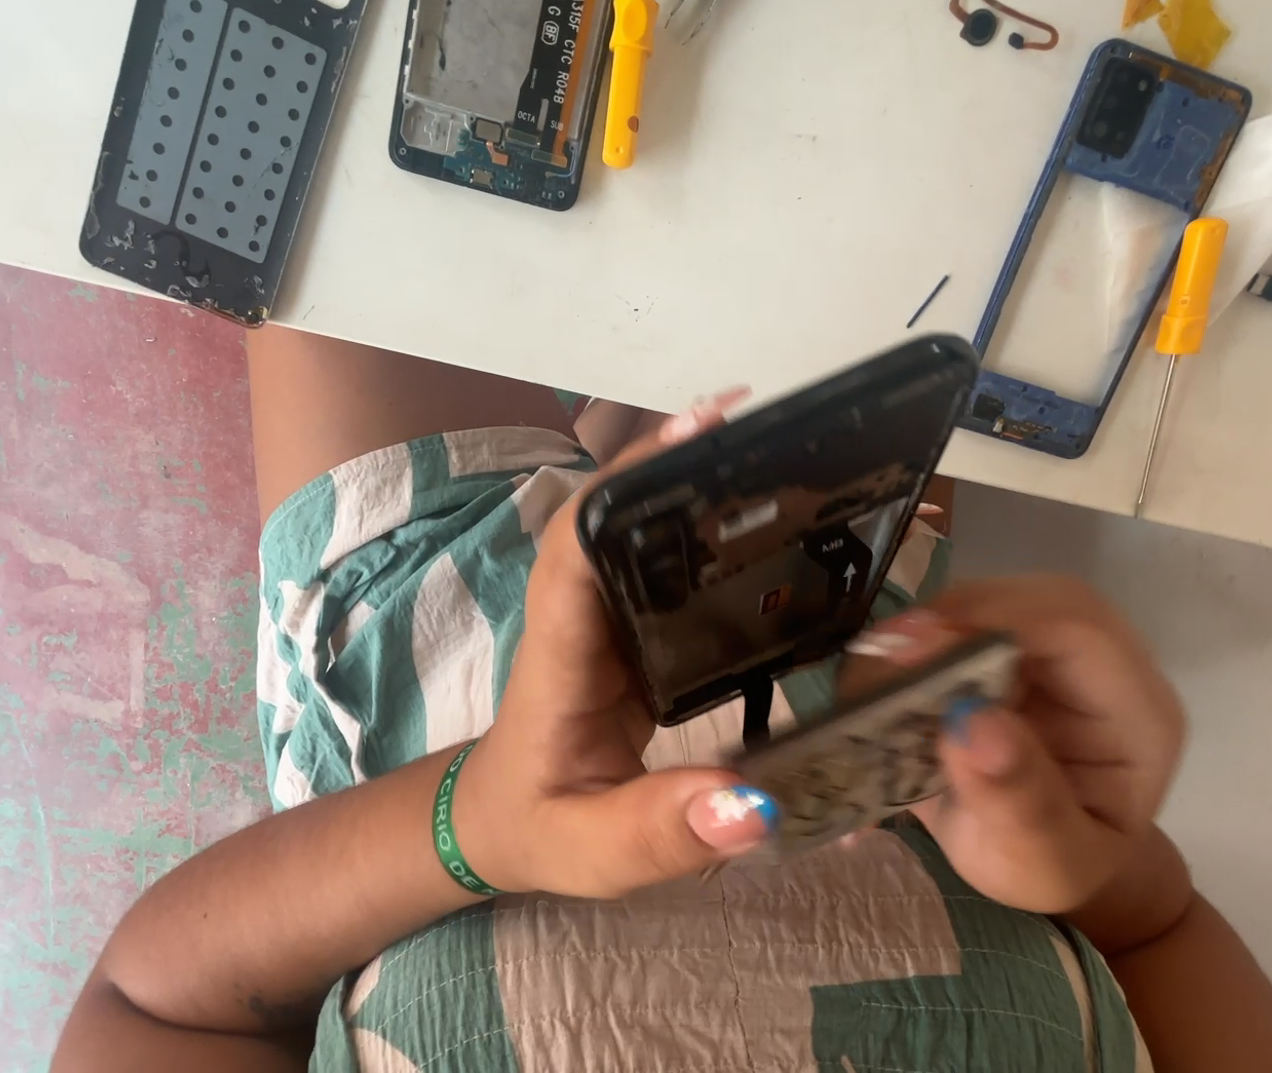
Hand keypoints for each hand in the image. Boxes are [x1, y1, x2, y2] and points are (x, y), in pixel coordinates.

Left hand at [451, 390, 781, 900]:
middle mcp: (580, 617)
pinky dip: (703, 531)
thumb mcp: (595, 851)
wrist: (504, 819)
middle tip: (753, 420)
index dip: (625, 483)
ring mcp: (606, 618)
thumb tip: (758, 802)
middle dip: (671, 461)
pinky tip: (757, 518)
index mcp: (560, 656)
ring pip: (636, 531)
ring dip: (688, 483)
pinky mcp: (632, 629)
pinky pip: (663, 566)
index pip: (576, 548)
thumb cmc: (535, 825)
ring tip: (766, 447)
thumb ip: (663, 831)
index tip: (695, 438)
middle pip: (611, 516)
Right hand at [838, 577, 1185, 914]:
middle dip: (955, 613)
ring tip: (877, 664)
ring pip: (993, 599)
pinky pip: (961, 618)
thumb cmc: (1044, 865)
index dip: (995, 621)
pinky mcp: (1002, 650)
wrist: (1030, 858)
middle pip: (1034, 598)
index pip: (1077, 630)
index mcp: (1133, 714)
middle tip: (886, 648)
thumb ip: (1019, 804)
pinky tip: (884, 668)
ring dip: (928, 624)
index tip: (913, 648)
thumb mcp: (1040, 862)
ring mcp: (1048, 653)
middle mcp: (1096, 668)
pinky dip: (915, 636)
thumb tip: (974, 723)